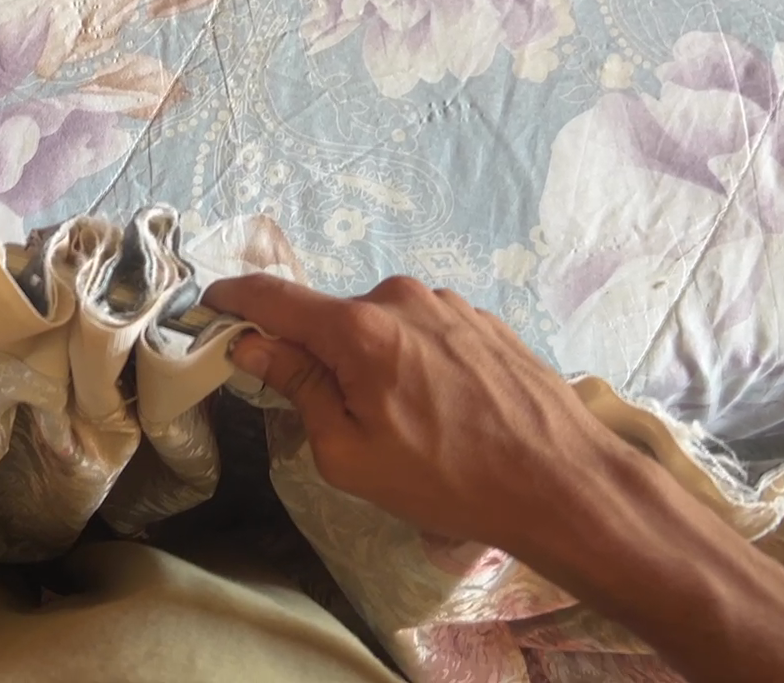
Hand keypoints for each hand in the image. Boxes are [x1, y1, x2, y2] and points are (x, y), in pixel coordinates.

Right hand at [204, 275, 639, 554]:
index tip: (210, 304)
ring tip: (405, 412)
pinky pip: (420, 326)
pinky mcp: (480, 315)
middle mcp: (396, 296)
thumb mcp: (349, 453)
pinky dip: (410, 354)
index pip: (272, 296)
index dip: (233, 296)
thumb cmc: (448, 479)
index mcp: (356, 328)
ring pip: (377, 322)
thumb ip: (297, 386)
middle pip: (328, 316)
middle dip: (316, 351)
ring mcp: (444, 301)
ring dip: (368, 354)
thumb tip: (252, 343)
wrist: (573, 487)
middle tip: (336, 407)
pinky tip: (443, 400)